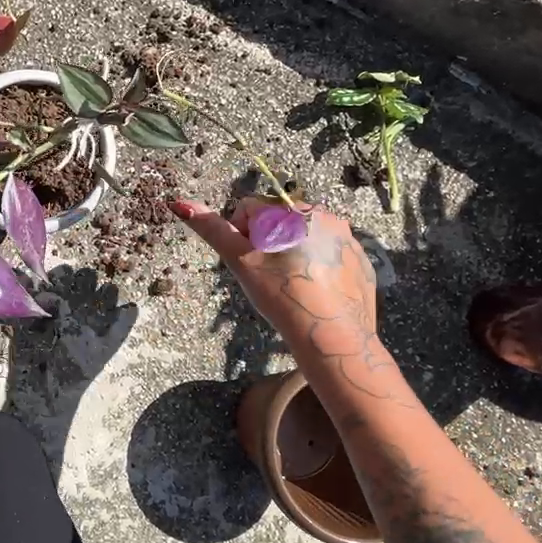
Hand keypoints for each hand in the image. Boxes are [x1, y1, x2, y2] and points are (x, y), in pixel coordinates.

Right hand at [170, 198, 377, 362]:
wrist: (333, 339)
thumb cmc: (281, 295)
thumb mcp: (239, 261)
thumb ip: (212, 229)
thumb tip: (179, 203)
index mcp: (292, 210)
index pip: (248, 210)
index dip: (240, 237)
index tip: (249, 263)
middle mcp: (325, 215)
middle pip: (276, 222)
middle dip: (266, 244)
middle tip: (268, 276)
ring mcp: (348, 239)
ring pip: (303, 238)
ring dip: (290, 254)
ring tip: (290, 286)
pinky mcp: (362, 262)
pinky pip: (328, 254)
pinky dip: (316, 268)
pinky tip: (312, 291)